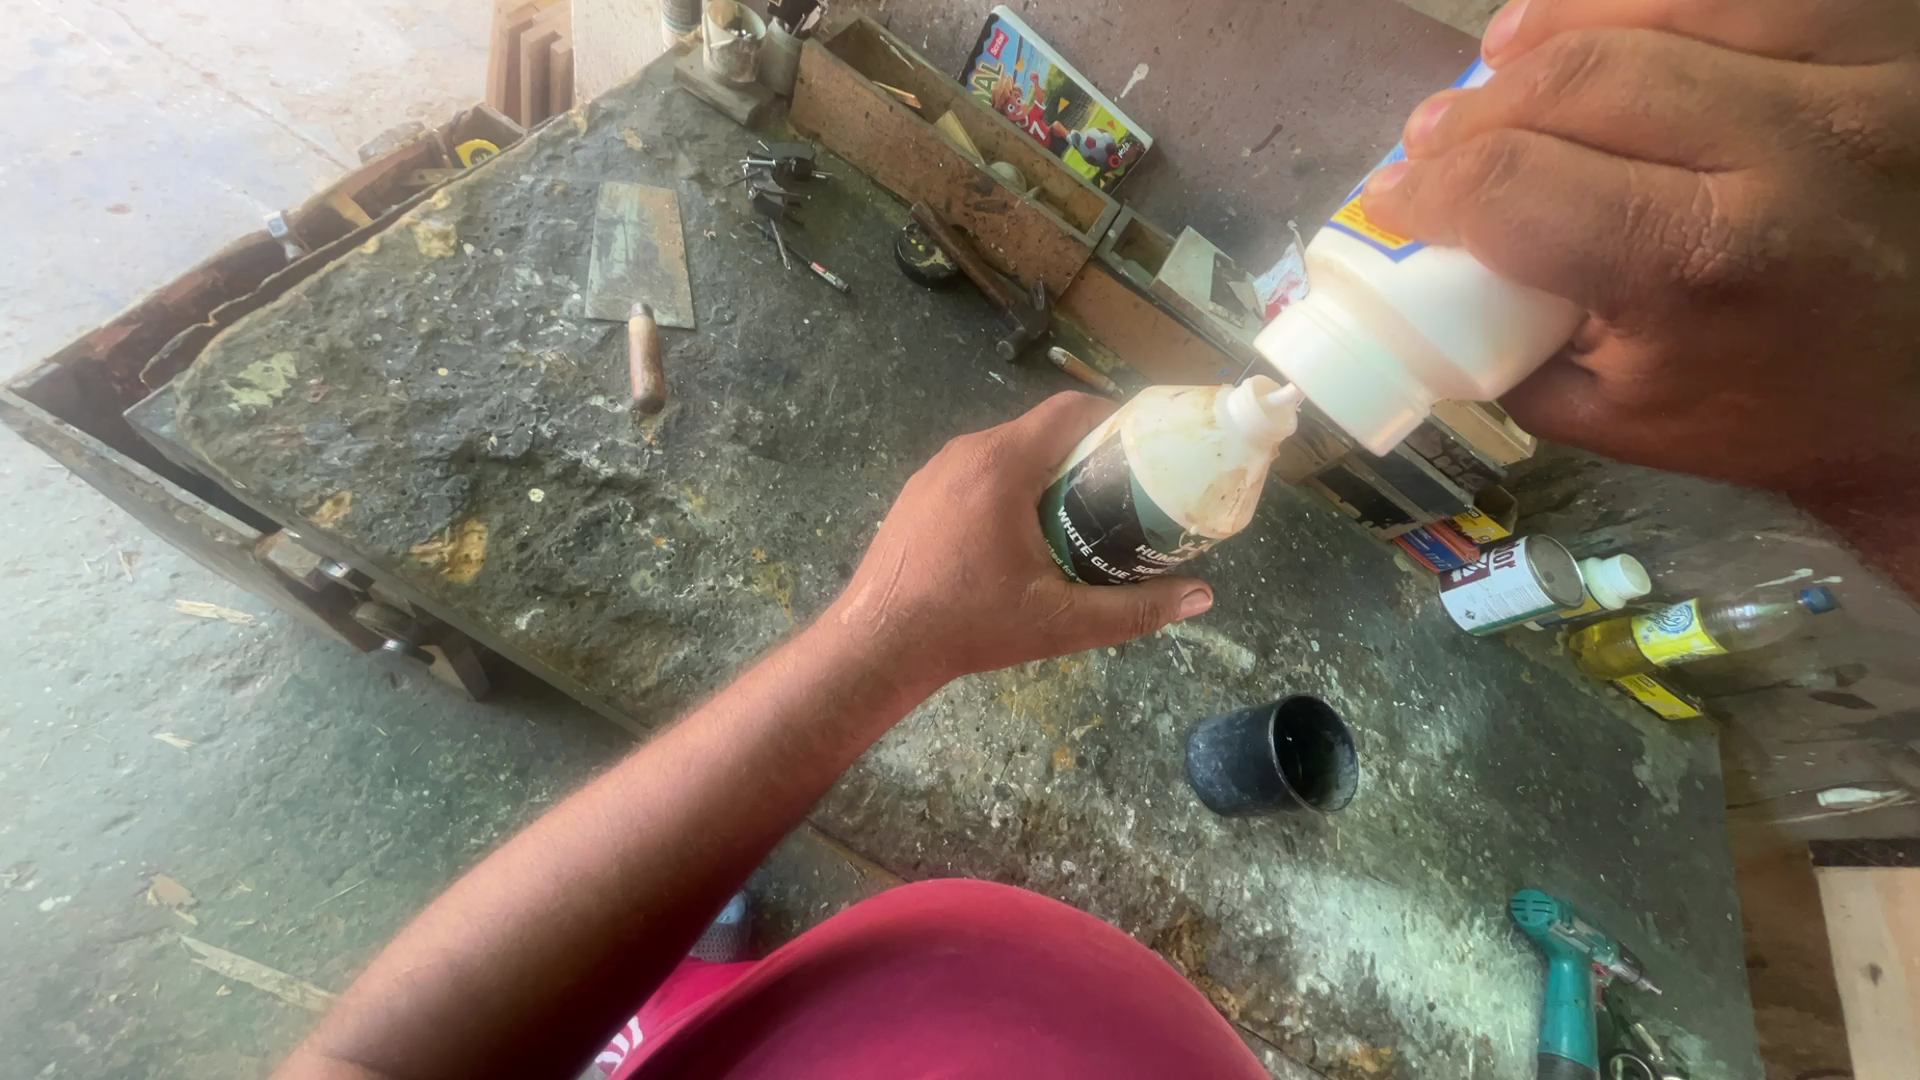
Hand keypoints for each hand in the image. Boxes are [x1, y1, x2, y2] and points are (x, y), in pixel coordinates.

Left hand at [823, 393, 1213, 688]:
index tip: (1141, 451)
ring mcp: (934, 470)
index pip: (1069, 410)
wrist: (878, 644)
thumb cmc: (970, 626)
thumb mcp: (1061, 621)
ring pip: (1005, 450)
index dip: (1113, 419)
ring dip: (1043, 471)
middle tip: (1116, 495)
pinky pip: (974, 470)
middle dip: (1084, 454)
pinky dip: (1006, 485)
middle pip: (1039, 430)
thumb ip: (1135, 609)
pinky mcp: (917, 492)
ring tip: (1073, 516)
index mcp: (1002, 465)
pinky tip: (1015, 533)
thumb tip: (1202, 596)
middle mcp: (965, 452)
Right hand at [1360, 0, 1919, 499]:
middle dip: (1466, 115)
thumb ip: (1503, 349)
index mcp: (1692, 268)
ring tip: (1495, 62)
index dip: (1424, 189)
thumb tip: (1433, 285)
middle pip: (1573, 86)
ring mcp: (1865, 77)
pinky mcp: (1903, 40)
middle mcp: (1788, 150)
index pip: (1510, 189)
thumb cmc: (1754, 414)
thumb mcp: (1595, 416)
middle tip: (1423, 142)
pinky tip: (1595, 24)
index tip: (1385, 203)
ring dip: (1547, 32)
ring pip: (1664, 3)